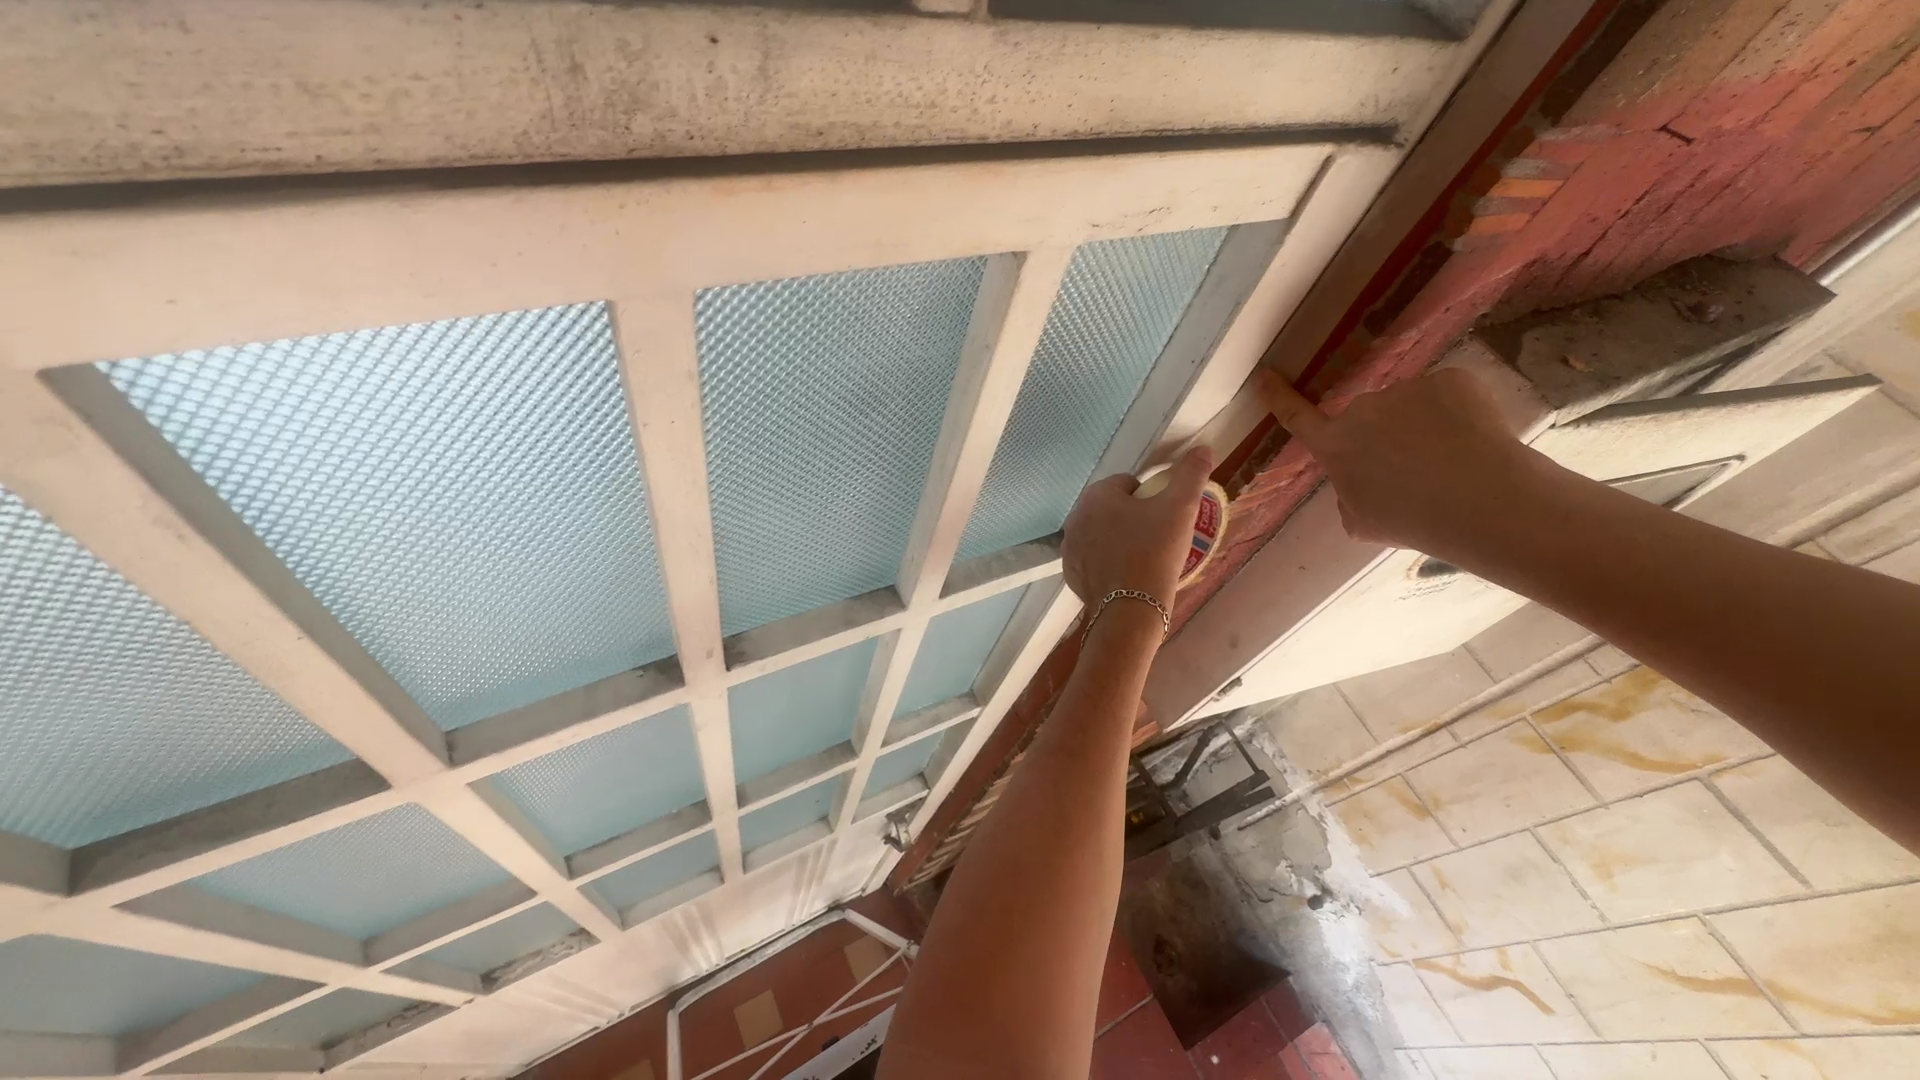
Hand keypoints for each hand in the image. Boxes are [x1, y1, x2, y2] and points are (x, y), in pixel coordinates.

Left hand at [1061, 446, 1213, 606]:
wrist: (1132, 608)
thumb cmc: (1155, 552)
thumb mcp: (1181, 508)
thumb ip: (1191, 474)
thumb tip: (1203, 449)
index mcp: (1097, 495)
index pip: (1127, 484)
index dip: (1149, 498)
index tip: (1162, 519)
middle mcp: (1075, 516)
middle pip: (1111, 507)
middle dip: (1131, 517)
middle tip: (1156, 539)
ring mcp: (1069, 547)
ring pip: (1100, 532)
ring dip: (1117, 537)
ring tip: (1142, 557)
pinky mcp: (1070, 573)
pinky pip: (1092, 557)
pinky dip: (1106, 561)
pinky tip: (1125, 575)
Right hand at [1255, 367, 1549, 553]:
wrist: (1483, 502)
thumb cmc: (1413, 520)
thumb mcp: (1360, 522)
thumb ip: (1349, 493)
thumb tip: (1360, 480)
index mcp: (1335, 446)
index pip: (1297, 417)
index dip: (1278, 396)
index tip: (1266, 374)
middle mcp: (1362, 409)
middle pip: (1370, 419)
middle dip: (1387, 438)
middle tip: (1417, 473)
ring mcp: (1407, 389)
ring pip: (1412, 407)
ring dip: (1426, 427)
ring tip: (1453, 463)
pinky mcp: (1451, 379)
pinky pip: (1448, 395)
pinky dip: (1459, 415)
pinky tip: (1474, 442)